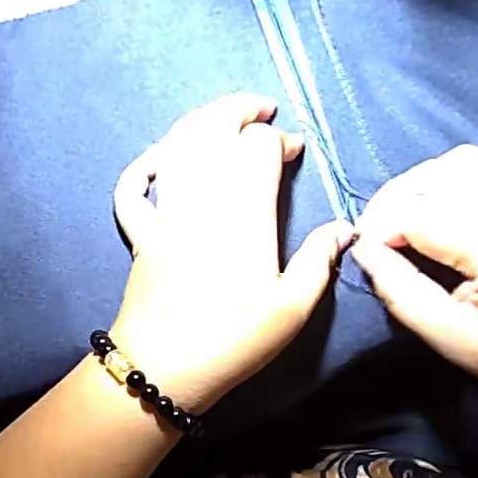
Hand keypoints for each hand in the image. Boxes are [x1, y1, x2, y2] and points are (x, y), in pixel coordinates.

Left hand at [110, 94, 352, 413]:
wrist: (165, 367)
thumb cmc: (235, 338)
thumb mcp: (293, 306)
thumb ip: (319, 260)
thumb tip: (345, 228)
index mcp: (245, 212)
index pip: (259, 147)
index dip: (280, 140)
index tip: (295, 151)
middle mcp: (202, 198)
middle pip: (214, 128)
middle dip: (239, 109)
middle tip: (262, 109)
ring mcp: (165, 212)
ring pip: (175, 145)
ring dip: (199, 121)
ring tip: (222, 118)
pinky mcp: (140, 232)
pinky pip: (132, 187)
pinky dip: (144, 164)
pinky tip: (160, 156)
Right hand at [350, 145, 477, 435]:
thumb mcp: (458, 342)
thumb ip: (405, 295)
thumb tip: (367, 252)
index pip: (422, 214)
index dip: (382, 229)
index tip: (367, 254)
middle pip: (441, 174)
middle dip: (396, 198)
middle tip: (377, 233)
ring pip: (465, 162)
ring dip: (423, 184)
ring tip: (404, 219)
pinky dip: (452, 182)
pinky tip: (441, 213)